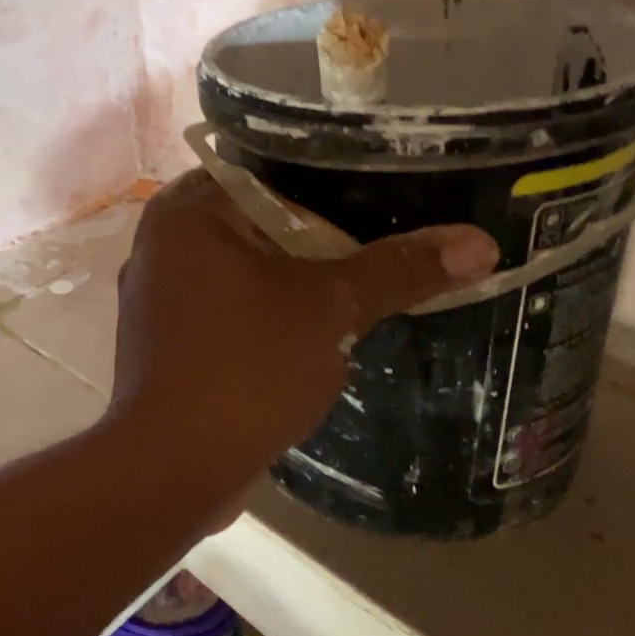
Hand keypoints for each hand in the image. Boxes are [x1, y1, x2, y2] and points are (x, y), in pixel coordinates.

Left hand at [110, 169, 499, 481]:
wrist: (173, 463)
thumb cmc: (245, 363)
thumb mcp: (330, 309)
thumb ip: (396, 270)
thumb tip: (479, 241)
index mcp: (185, 210)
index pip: (265, 172)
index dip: (327, 187)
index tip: (380, 204)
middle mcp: (158, 242)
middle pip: (254, 224)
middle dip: (315, 242)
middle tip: (380, 250)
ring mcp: (155, 295)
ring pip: (240, 272)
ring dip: (291, 285)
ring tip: (356, 293)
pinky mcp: (163, 341)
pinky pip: (224, 311)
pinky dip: (263, 317)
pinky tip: (310, 337)